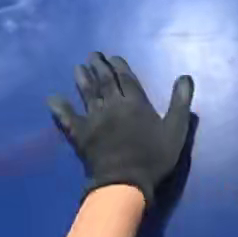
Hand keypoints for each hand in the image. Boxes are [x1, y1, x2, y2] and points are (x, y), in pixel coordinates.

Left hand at [47, 53, 193, 207]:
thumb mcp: (176, 130)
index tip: (112, 56)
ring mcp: (93, 119)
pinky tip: (52, 98)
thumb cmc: (154, 158)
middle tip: (92, 55)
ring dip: (82, 79)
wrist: (125, 182)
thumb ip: (180, 102)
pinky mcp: (80, 134)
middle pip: (104, 81)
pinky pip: (66, 118)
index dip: (118, 66)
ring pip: (87, 93)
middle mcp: (112, 105)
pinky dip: (59, 107)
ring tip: (78, 67)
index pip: (125, 78)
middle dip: (99, 66)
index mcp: (135, 103)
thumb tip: (185, 76)